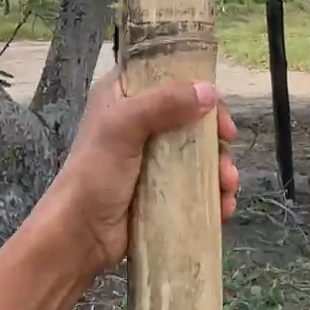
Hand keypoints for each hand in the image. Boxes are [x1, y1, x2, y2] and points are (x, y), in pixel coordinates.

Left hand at [35, 70, 237, 276]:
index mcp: (123, 94)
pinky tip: (223, 206)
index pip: (164, 73)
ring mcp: (152, 155)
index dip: (193, 82)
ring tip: (227, 185)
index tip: (214, 102)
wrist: (81, 235)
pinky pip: (197, 181)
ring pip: (198, 149)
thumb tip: (209, 92)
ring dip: (219, 165)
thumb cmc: (95, 172)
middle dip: (214, 131)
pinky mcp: (163, 187)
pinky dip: (213, 191)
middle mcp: (139, 119)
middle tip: (228, 143)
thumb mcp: (123, 127)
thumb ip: (163, 104)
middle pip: (189, 113)